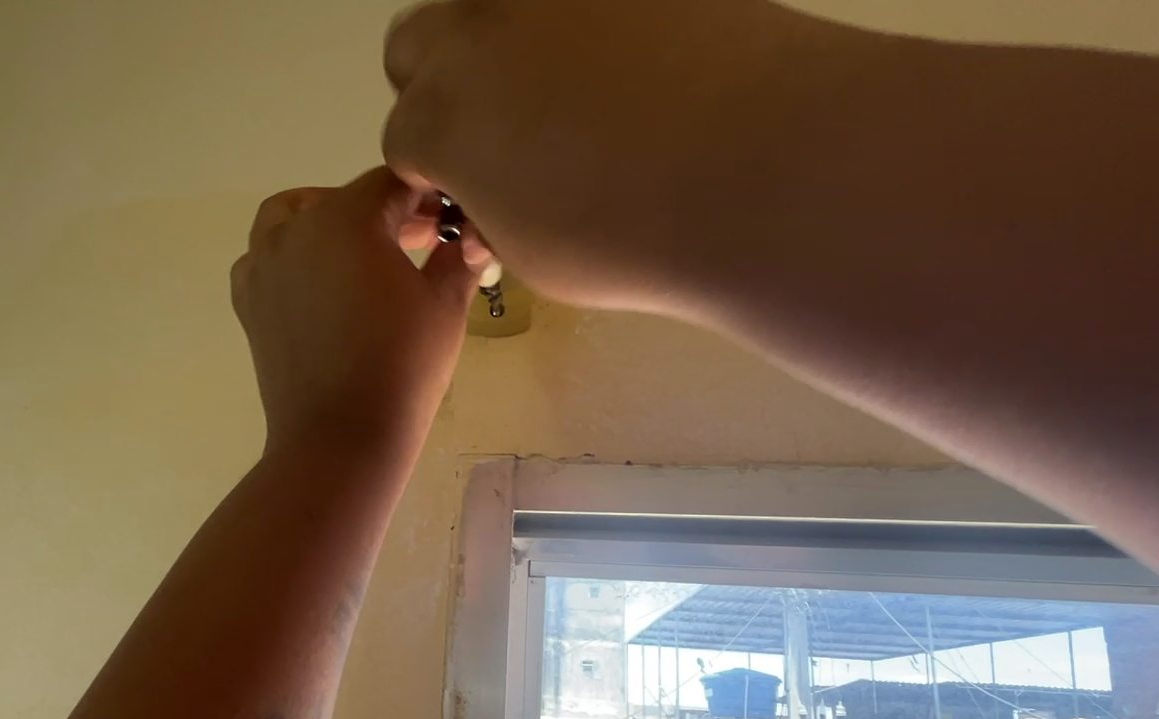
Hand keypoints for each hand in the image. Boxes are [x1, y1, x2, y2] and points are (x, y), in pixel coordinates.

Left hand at [231, 167, 482, 462]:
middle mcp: (294, 230)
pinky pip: (265, 260)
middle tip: (418, 245)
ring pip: (293, 220)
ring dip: (328, 226)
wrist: (340, 439)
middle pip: (343, 199)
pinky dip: (292, 259)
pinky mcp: (248, 304)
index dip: (428, 196)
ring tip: (362, 259)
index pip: (393, 183)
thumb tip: (473, 237)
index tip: (450, 223)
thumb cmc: (402, 368)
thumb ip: (459, 256)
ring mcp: (262, 267)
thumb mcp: (445, 305)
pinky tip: (320, 288)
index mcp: (344, 218)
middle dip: (383, 214)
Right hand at [382, 0, 869, 311]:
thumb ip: (486, 216)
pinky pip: (569, 3)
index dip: (427, 177)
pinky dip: (575, 30)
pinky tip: (622, 71)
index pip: (402, 139)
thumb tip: (483, 203)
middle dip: (436, 94)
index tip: (460, 200)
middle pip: (415, 47)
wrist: (757, 169)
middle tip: (491, 140)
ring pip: (486, 6)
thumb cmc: (620, 237)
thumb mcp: (526, 254)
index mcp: (439, 116)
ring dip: (496, 50)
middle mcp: (476, 31)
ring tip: (557, 96)